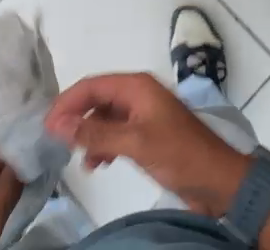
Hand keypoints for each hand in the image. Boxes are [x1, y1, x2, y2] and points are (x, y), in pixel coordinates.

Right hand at [44, 73, 250, 214]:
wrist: (221, 182)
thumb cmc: (180, 154)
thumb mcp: (135, 143)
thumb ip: (95, 134)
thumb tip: (57, 124)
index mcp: (136, 86)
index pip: (91, 86)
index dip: (67, 102)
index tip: (48, 124)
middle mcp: (138, 94)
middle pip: (97, 99)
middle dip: (77, 119)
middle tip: (57, 141)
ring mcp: (144, 115)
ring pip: (106, 118)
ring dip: (91, 135)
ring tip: (80, 158)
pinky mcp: (149, 135)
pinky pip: (118, 133)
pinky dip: (105, 146)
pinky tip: (98, 164)